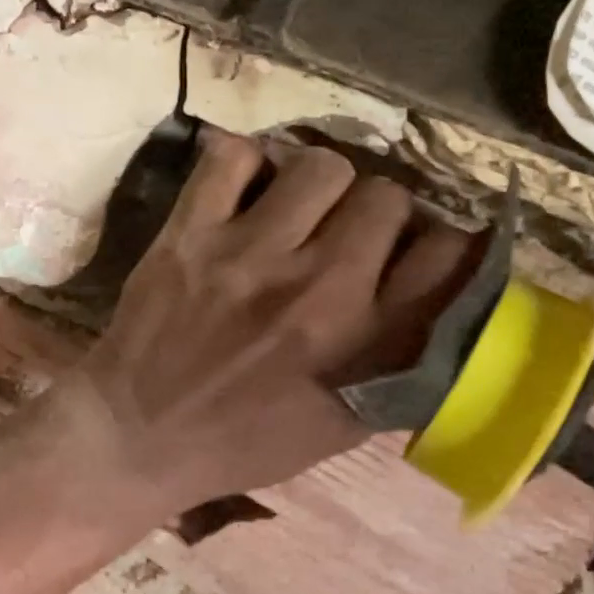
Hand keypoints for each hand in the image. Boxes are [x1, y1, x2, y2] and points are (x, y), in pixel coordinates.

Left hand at [51, 130, 480, 518]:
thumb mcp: (349, 421)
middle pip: (384, 196)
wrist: (141, 429)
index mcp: (370, 343)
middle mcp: (319, 288)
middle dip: (375, 207)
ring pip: (318, 166)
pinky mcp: (190, 231)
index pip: (448, 253)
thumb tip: (452, 289)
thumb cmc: (248, 437)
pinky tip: (243, 187)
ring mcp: (250, 254)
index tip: (413, 246)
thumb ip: (405, 356)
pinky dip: (244, 161)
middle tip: (346, 224)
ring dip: (316, 180)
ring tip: (298, 203)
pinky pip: (231, 157)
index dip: (438, 241)